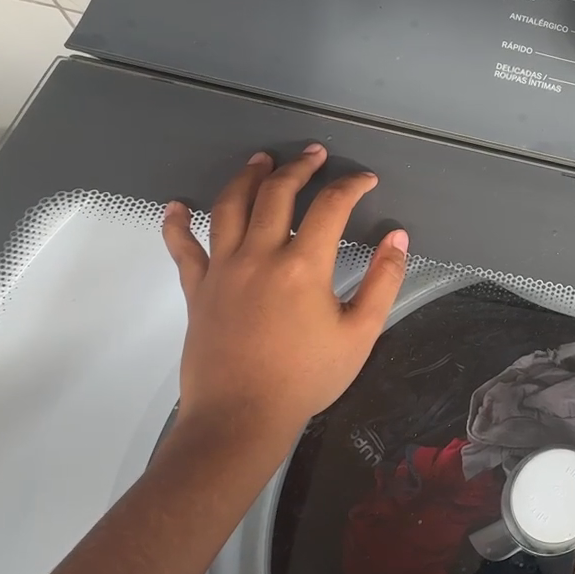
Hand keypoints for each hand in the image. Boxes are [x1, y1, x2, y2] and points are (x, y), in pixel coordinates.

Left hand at [161, 144, 408, 447]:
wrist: (240, 418)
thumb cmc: (307, 377)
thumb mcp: (361, 332)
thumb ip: (384, 281)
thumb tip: (398, 238)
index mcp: (303, 266)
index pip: (331, 208)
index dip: (352, 186)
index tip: (366, 180)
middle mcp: (259, 256)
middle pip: (276, 194)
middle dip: (298, 168)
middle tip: (314, 155)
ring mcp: (222, 270)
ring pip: (229, 207)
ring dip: (247, 178)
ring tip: (261, 160)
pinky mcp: (198, 289)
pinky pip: (182, 247)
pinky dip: (177, 222)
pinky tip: (176, 205)